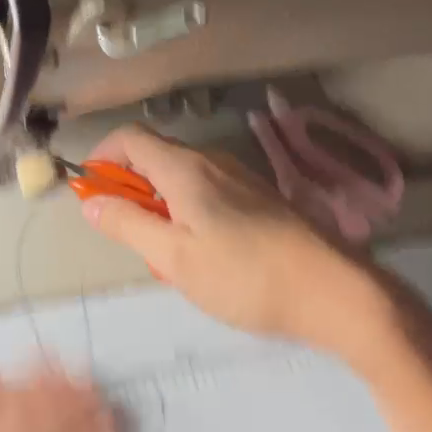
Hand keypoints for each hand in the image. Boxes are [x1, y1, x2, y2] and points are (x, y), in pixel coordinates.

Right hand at [80, 123, 398, 357]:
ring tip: (167, 250)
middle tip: (129, 231)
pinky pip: (209, 189)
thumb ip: (128, 225)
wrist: (339, 294)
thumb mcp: (174, 259)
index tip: (92, 191)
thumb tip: (91, 202)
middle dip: (130, 185)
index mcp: (185, 169)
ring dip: (160, 200)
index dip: (103, 157)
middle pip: (155, 154)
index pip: (129, 137)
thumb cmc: (246, 277)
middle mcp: (211, 161)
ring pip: (183, 174)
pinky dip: (189, 208)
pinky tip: (206, 252)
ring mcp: (241, 178)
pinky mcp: (262, 199)